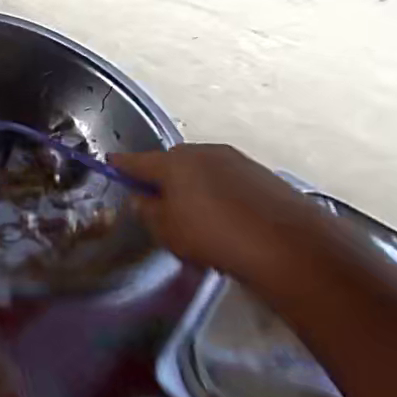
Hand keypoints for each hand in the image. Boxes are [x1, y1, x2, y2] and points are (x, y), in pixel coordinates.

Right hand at [110, 145, 330, 281]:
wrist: (287, 244)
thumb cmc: (213, 236)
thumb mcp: (166, 231)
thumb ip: (148, 211)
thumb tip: (142, 198)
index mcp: (173, 163)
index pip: (135, 160)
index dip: (120, 165)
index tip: (110, 165)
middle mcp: (203, 152)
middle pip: (171, 161)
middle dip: (161, 177)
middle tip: (157, 203)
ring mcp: (235, 160)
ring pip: (200, 169)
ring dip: (191, 185)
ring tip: (192, 215)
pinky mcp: (260, 174)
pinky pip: (225, 179)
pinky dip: (216, 192)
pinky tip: (221, 217)